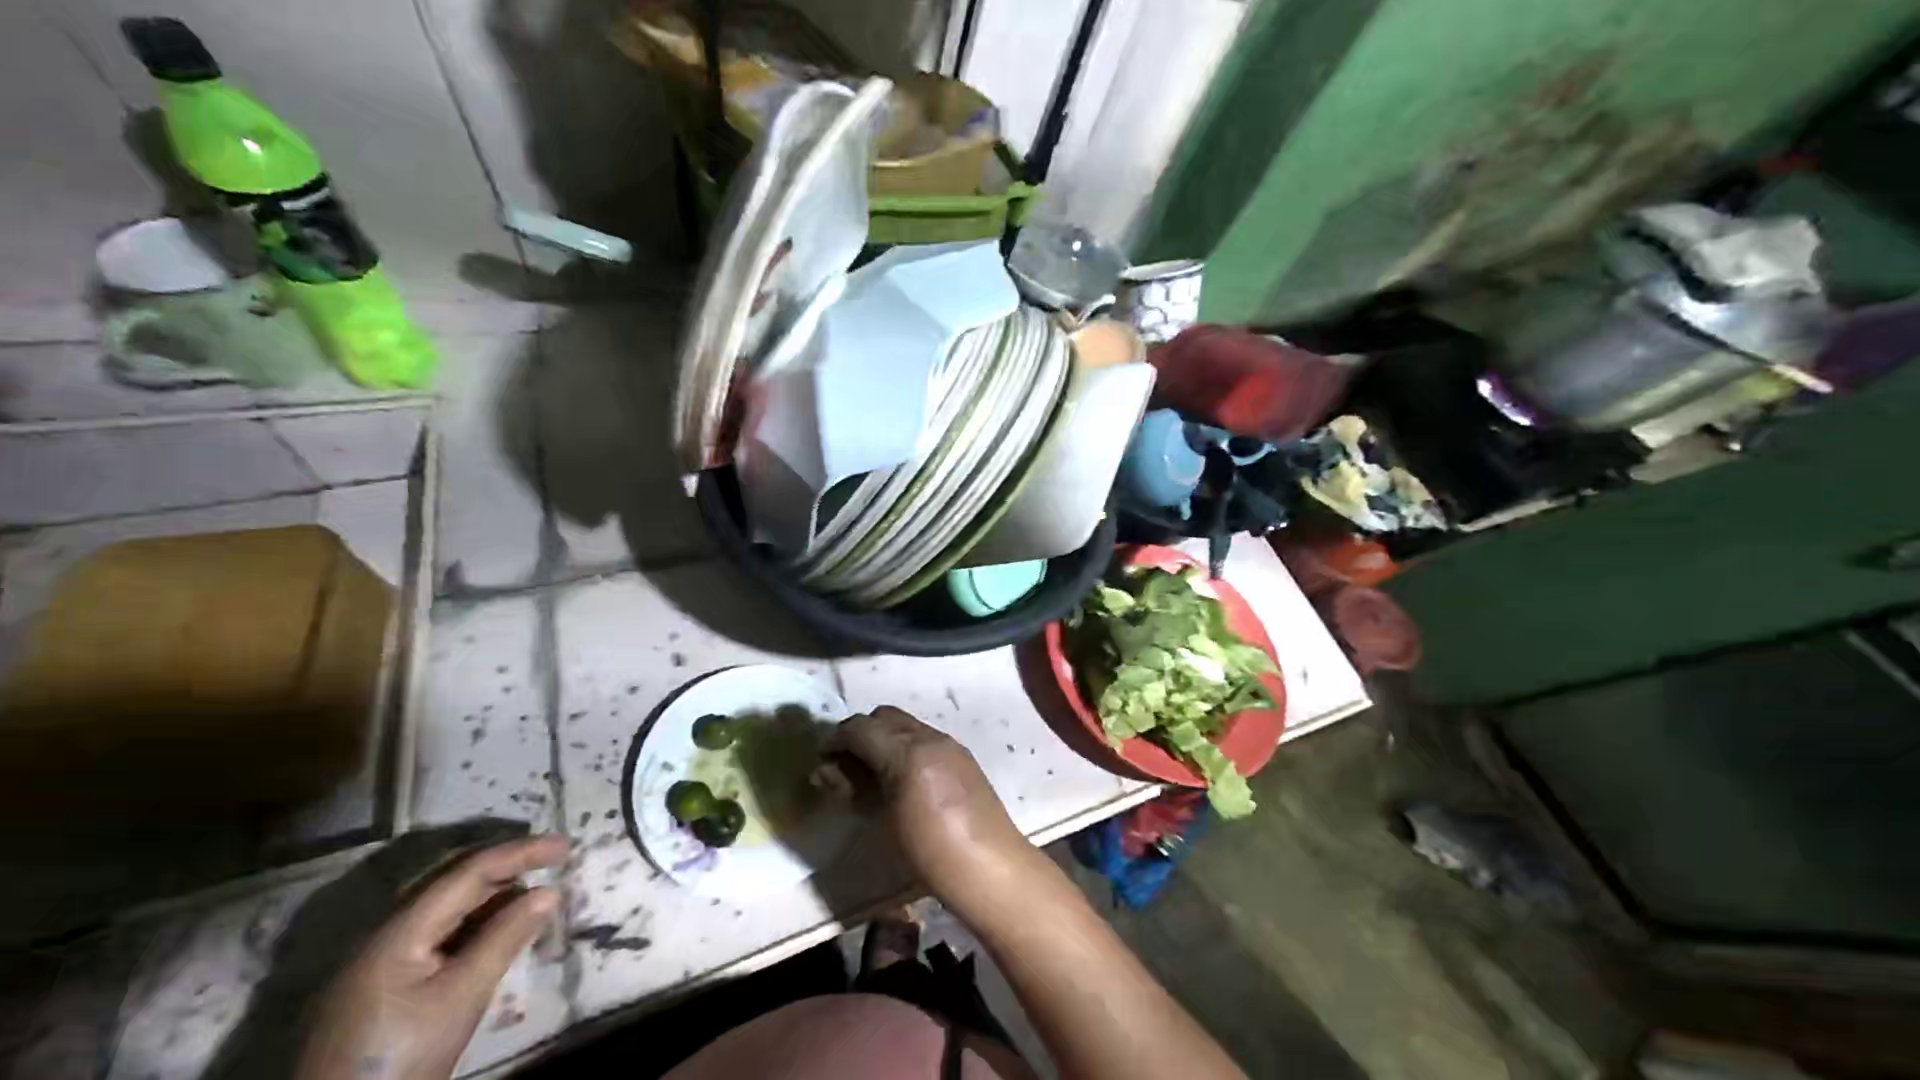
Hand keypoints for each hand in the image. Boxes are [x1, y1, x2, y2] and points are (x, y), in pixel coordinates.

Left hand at [294, 835, 566, 1079]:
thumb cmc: (401, 1058)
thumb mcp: (462, 997)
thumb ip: (506, 938)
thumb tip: (549, 893)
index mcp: (400, 930)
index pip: (469, 872)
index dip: (520, 852)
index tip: (565, 845)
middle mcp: (387, 933)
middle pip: (455, 883)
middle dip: (508, 866)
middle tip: (555, 861)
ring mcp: (382, 960)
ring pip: (449, 908)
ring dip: (496, 894)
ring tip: (538, 893)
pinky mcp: (386, 984)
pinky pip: (440, 933)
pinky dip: (478, 922)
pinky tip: (502, 929)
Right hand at [825, 707, 1037, 912]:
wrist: (990, 868)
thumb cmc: (930, 852)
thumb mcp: (883, 821)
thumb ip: (854, 788)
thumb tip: (826, 770)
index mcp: (907, 751)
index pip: (859, 728)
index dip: (835, 739)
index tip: (823, 760)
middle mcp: (929, 737)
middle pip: (883, 717)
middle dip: (860, 734)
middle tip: (845, 765)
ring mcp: (949, 744)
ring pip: (905, 725)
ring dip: (883, 738)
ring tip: (872, 773)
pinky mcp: (962, 756)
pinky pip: (924, 737)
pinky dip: (905, 746)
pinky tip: (901, 778)